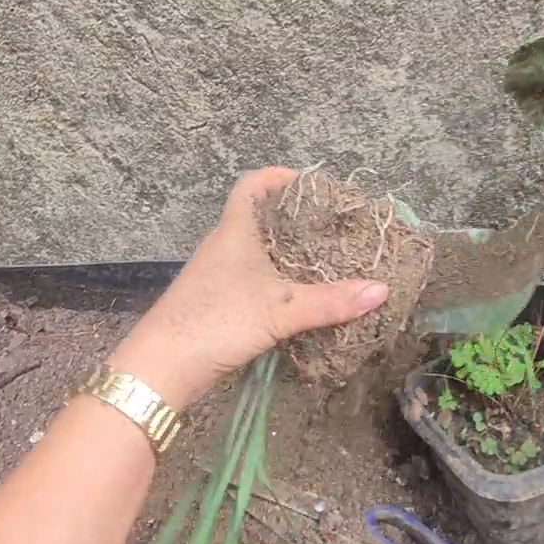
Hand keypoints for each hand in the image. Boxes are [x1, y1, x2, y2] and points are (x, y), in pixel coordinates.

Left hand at [108, 168, 389, 407]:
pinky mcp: (212, 302)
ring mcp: (214, 275)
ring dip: (280, 250)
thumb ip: (330, 301)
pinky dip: (271, 279)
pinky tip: (292, 298)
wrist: (161, 367)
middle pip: (254, 216)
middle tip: (326, 224)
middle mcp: (221, 246)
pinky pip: (247, 278)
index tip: (309, 181)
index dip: (277, 176)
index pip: (250, 185)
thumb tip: (381, 289)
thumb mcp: (281, 310)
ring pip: (251, 249)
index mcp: (234, 232)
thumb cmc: (218, 321)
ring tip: (318, 258)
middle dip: (289, 216)